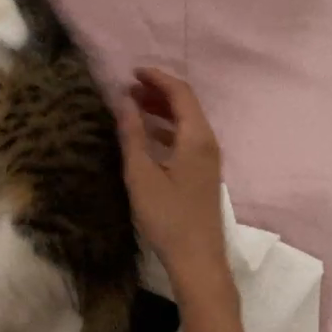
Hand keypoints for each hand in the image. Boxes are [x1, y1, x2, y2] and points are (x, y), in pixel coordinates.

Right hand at [118, 68, 230, 285]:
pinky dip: (167, 127)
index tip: (132, 73)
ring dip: (162, 110)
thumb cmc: (167, 216)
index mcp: (196, 138)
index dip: (157, 78)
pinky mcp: (203, 172)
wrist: (197, 258)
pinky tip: (147, 135)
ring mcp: (208, 158)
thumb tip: (123, 102)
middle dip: (158, 92)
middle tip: (128, 88)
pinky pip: (187, 137)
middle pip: (186, 104)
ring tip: (133, 106)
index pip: (180, 93)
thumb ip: (132, 135)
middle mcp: (207, 142)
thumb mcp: (141, 174)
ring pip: (186, 121)